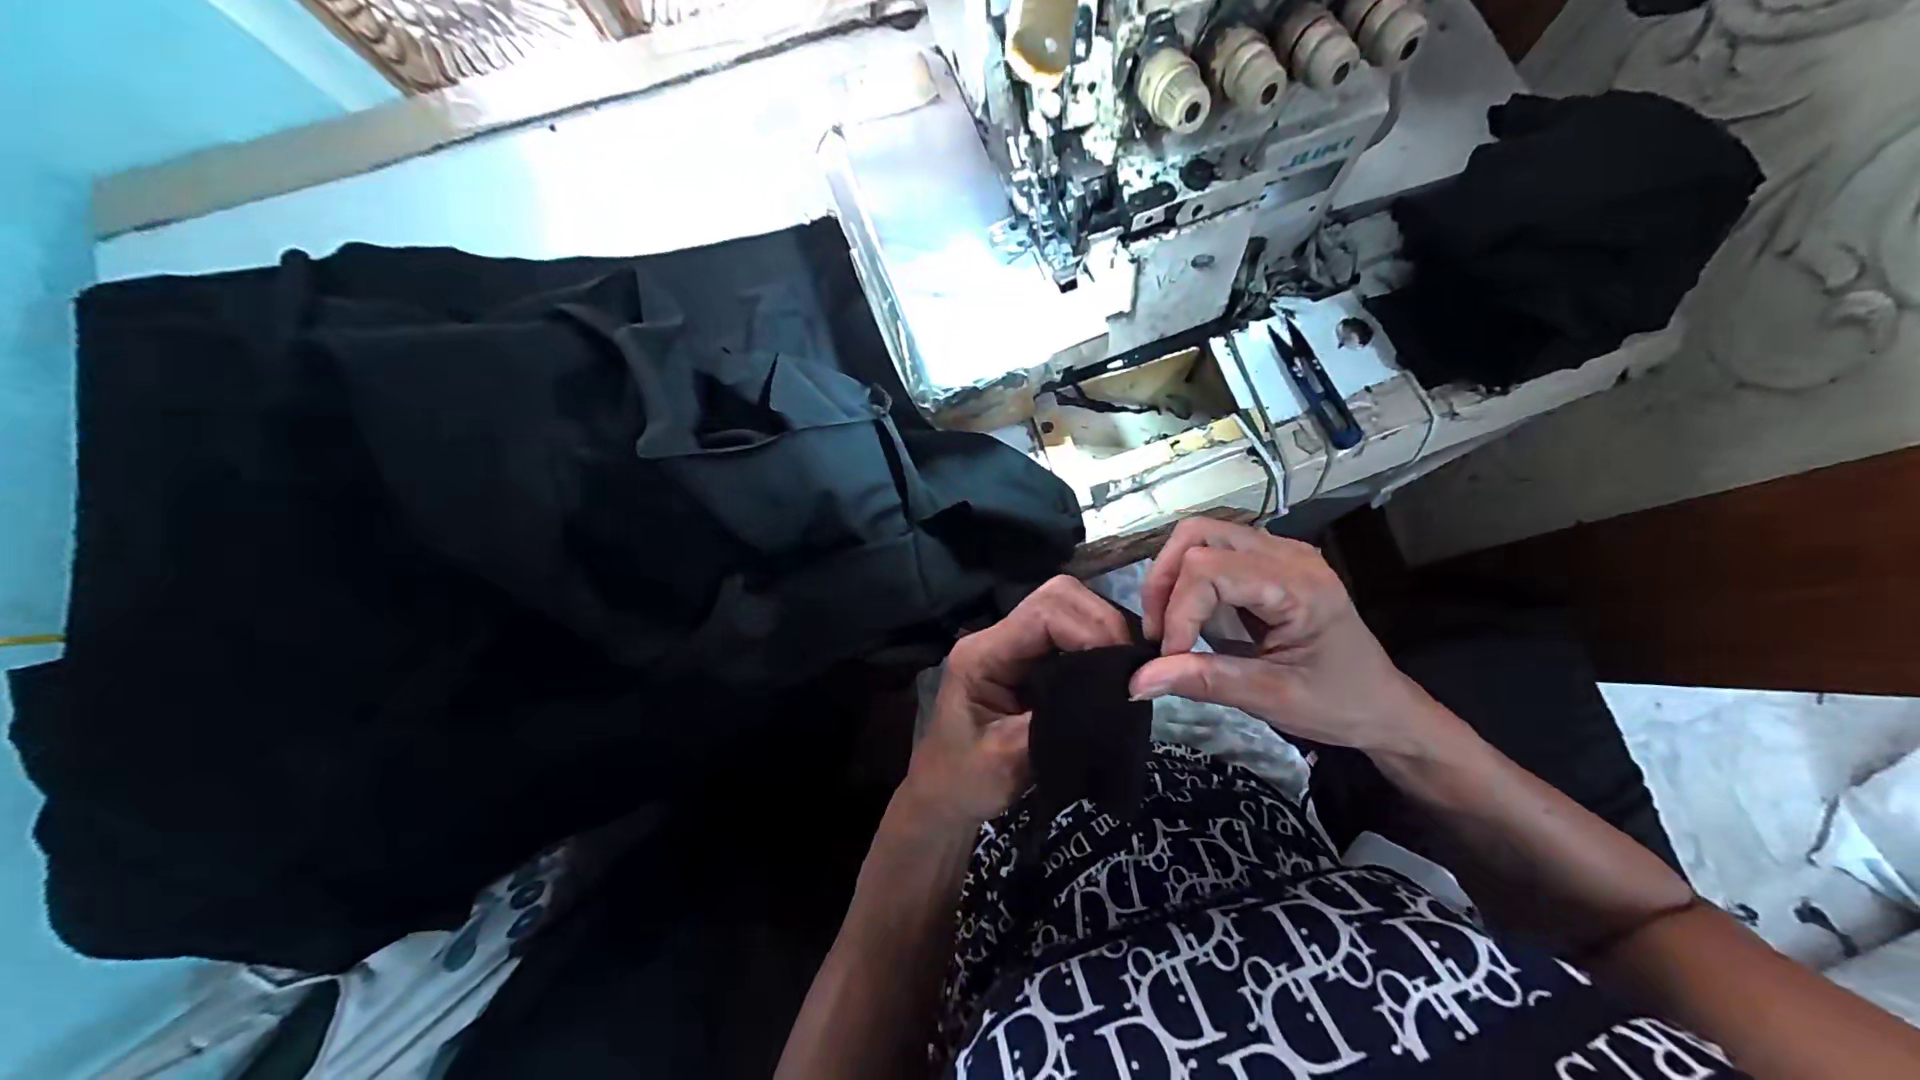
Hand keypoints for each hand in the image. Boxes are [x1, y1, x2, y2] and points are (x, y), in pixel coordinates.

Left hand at [900, 576, 1130, 828]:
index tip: (1122, 671)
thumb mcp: (1010, 760)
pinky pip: (1071, 634)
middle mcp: (997, 638)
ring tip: (1127, 672)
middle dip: (1103, 624)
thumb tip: (1113, 697)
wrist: (945, 796)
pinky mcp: (1029, 659)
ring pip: (1070, 609)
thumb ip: (1057, 723)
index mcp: (982, 654)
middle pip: (1059, 597)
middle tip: (1131, 668)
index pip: (1044, 613)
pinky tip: (1113, 675)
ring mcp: (1013, 645)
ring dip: (1104, 633)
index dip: (1091, 630)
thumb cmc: (966, 781)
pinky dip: (1099, 646)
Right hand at [1129, 518, 1450, 756]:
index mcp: (1299, 586)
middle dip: (1165, 582)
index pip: (1208, 569)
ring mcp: (1280, 553)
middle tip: (1160, 632)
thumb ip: (1204, 681)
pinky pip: (1213, 550)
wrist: (1383, 707)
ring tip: (1170, 624)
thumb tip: (1138, 680)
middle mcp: (1288, 555)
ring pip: (1200, 536)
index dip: (1178, 610)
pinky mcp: (1269, 562)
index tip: (1171, 657)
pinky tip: (1192, 616)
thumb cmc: (1338, 704)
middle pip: (1197, 534)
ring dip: (1172, 577)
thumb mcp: (1271, 699)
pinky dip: (1188, 579)